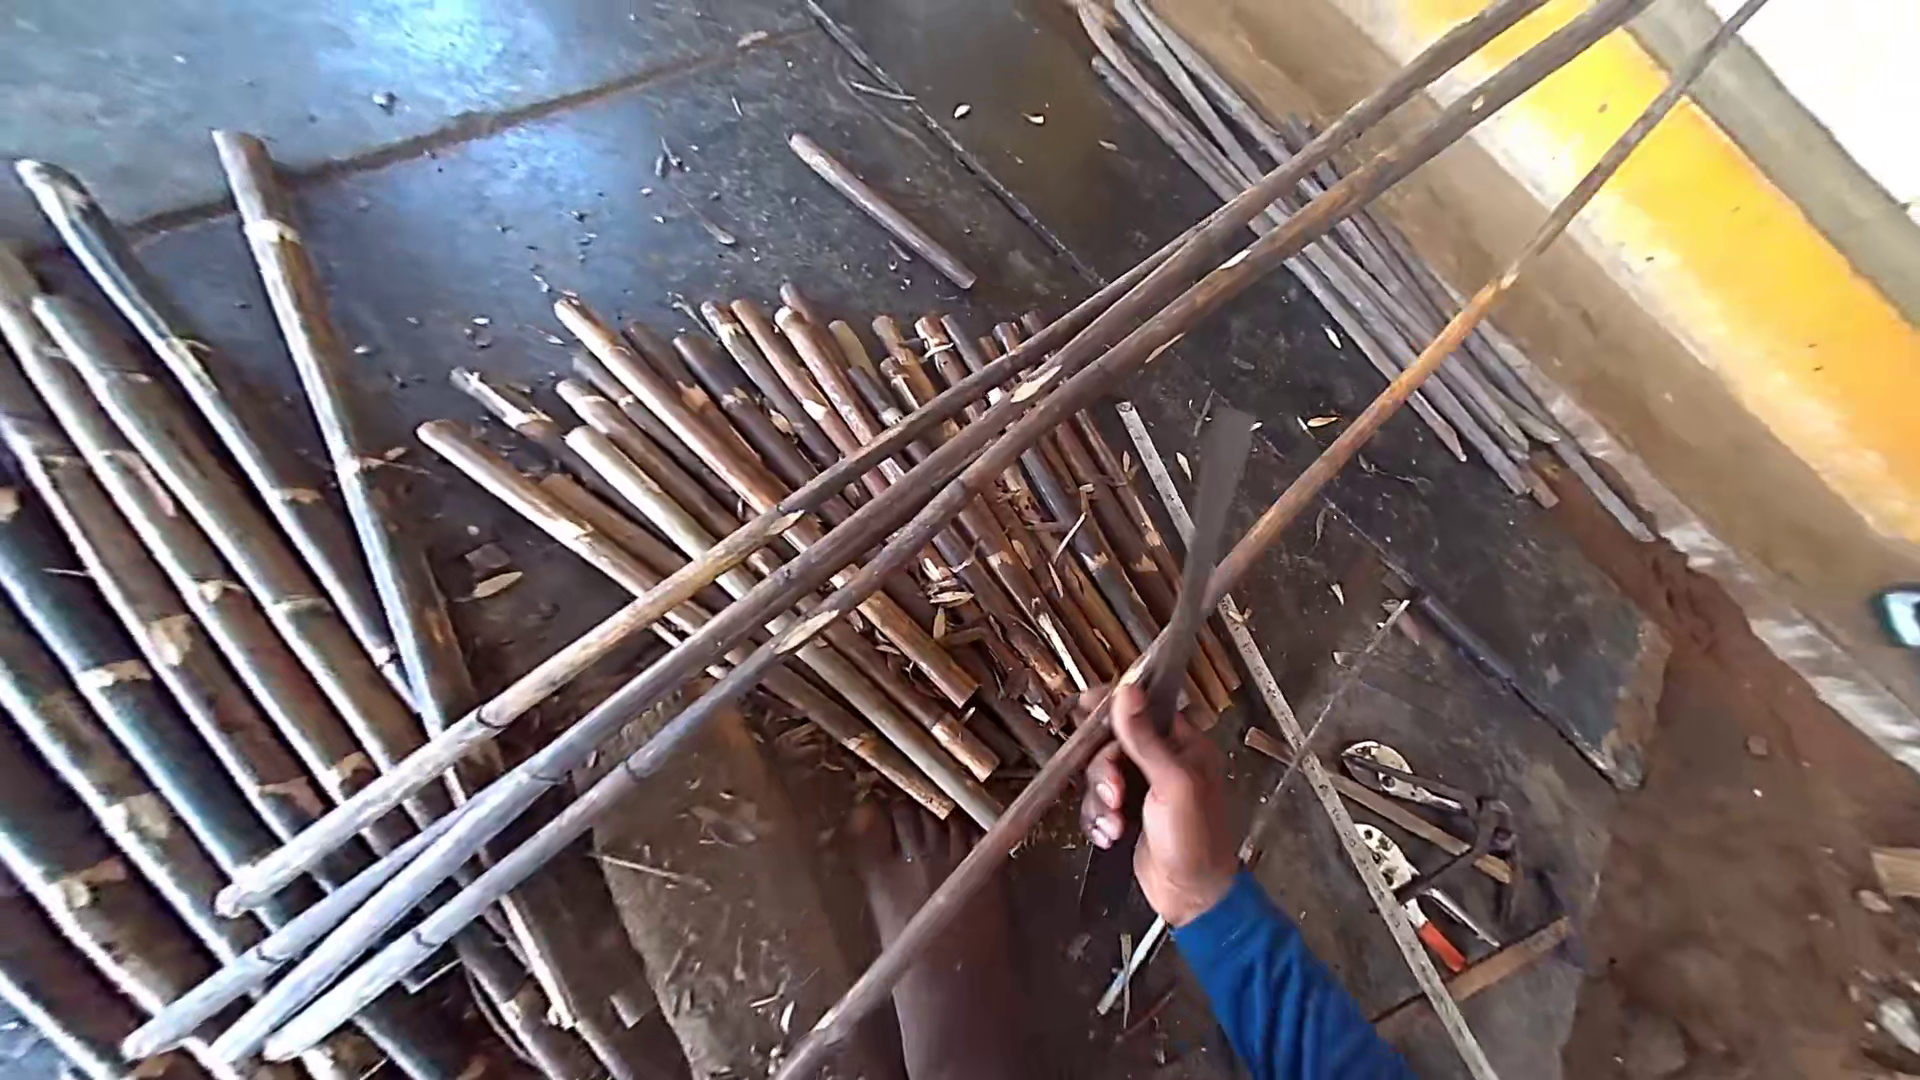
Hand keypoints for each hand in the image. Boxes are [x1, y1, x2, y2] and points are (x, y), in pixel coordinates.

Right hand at [1079, 684, 1237, 925]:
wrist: (1193, 901)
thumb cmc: (1195, 839)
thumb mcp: (1172, 783)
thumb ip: (1144, 737)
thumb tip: (1126, 689)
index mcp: (1182, 743)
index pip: (1141, 707)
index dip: (1111, 706)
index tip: (1084, 707)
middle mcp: (1159, 759)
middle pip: (1110, 742)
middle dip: (1104, 770)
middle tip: (1113, 794)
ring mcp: (1141, 786)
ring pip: (1098, 772)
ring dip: (1100, 799)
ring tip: (1115, 823)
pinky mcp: (1125, 811)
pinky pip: (1095, 800)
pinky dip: (1097, 818)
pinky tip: (1110, 834)